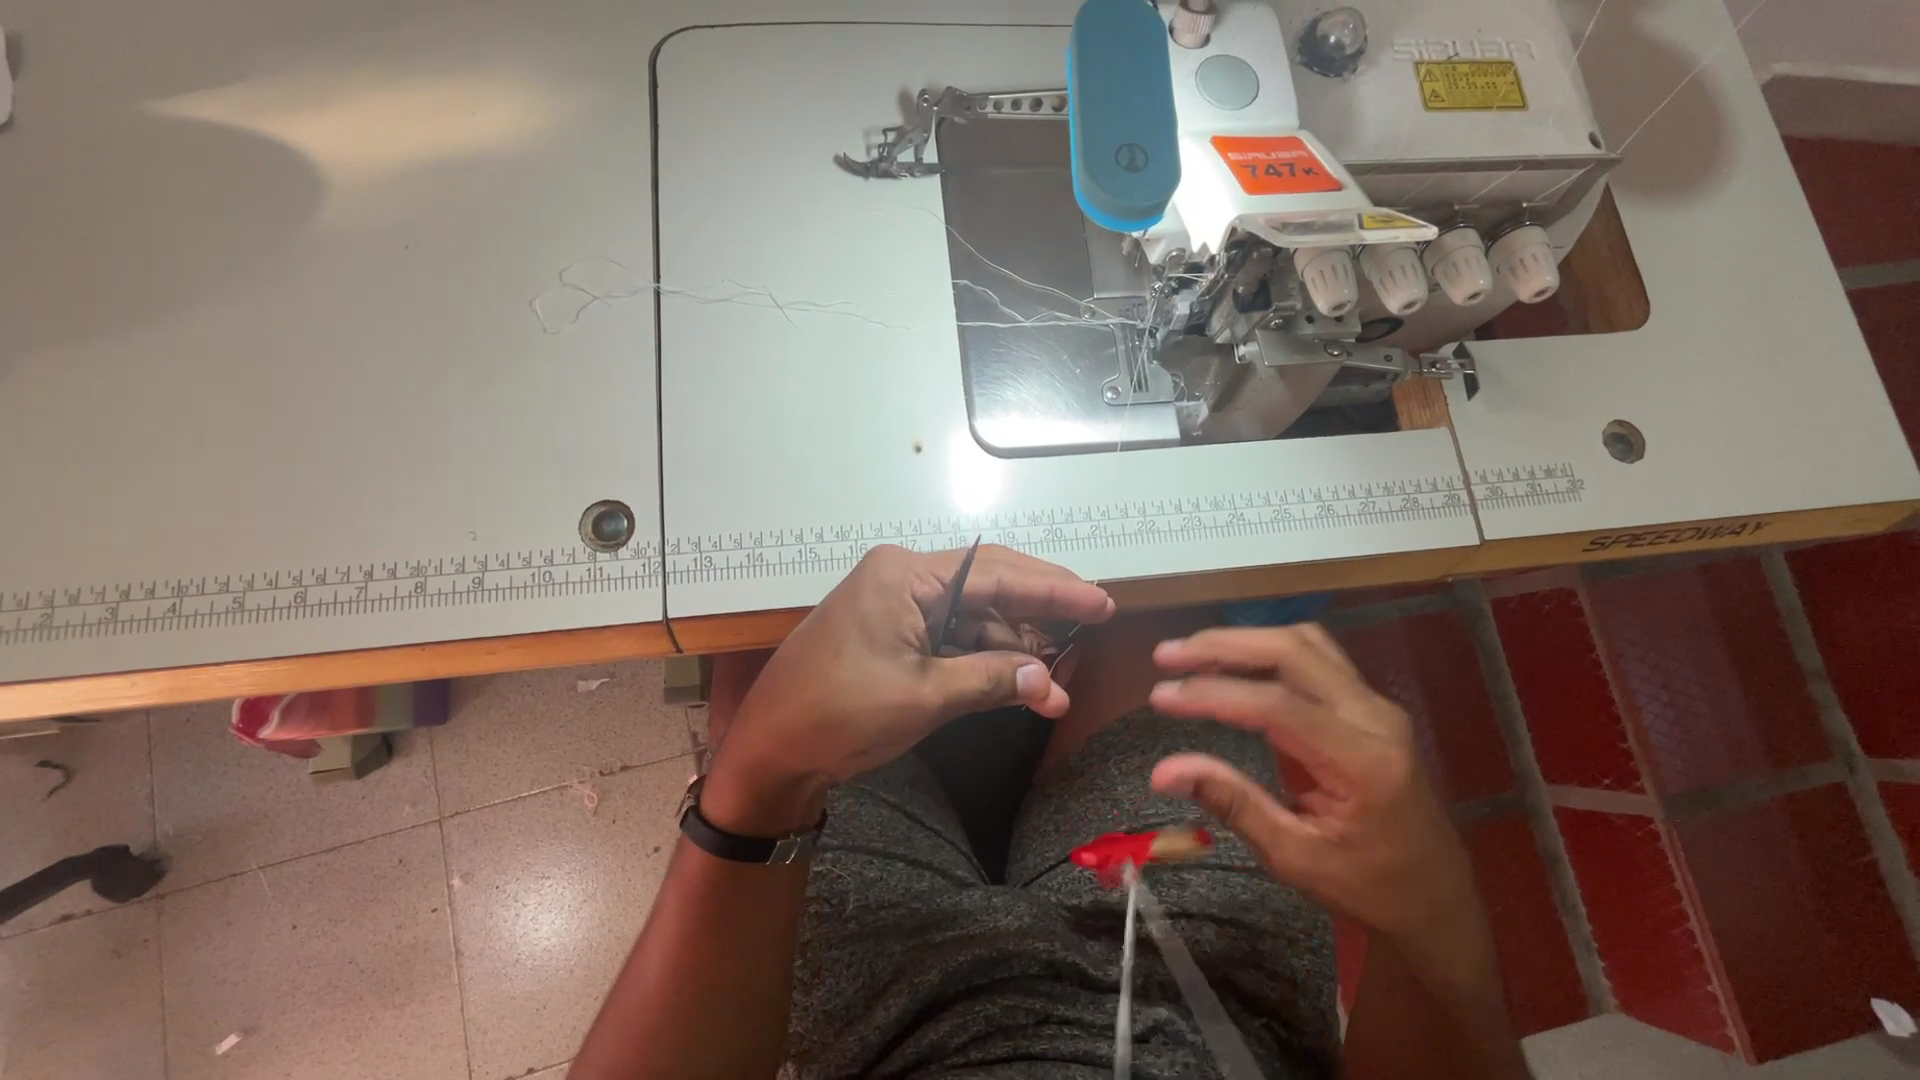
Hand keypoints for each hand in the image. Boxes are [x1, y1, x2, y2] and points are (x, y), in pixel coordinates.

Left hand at [703, 545, 1112, 833]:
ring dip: (1012, 652)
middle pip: (987, 588)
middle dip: (1038, 614)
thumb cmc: (841, 714)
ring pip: (971, 619)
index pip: (995, 572)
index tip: (1100, 602)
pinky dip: (983, 664)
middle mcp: (902, 578)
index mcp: (905, 574)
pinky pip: (949, 640)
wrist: (769, 750)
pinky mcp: (890, 636)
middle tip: (1093, 622)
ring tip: (1056, 687)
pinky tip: (1020, 687)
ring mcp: (895, 607)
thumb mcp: (925, 695)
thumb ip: (992, 679)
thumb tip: (1049, 680)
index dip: (1052, 590)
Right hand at [1145, 625, 1477, 948]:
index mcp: (1363, 762)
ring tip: (1191, 654)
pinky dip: (1267, 652)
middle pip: (1293, 652)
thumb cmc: (1368, 888)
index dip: (1214, 693)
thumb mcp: (1295, 856)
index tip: (1159, 696)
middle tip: (1166, 656)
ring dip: (1245, 641)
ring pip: (1306, 644)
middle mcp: (1376, 718)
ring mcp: (1377, 706)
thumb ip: (1232, 802)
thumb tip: (1163, 771)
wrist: (1438, 900)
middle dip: (1224, 646)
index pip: (1277, 705)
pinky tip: (1233, 662)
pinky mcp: (1369, 706)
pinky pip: (1316, 658)